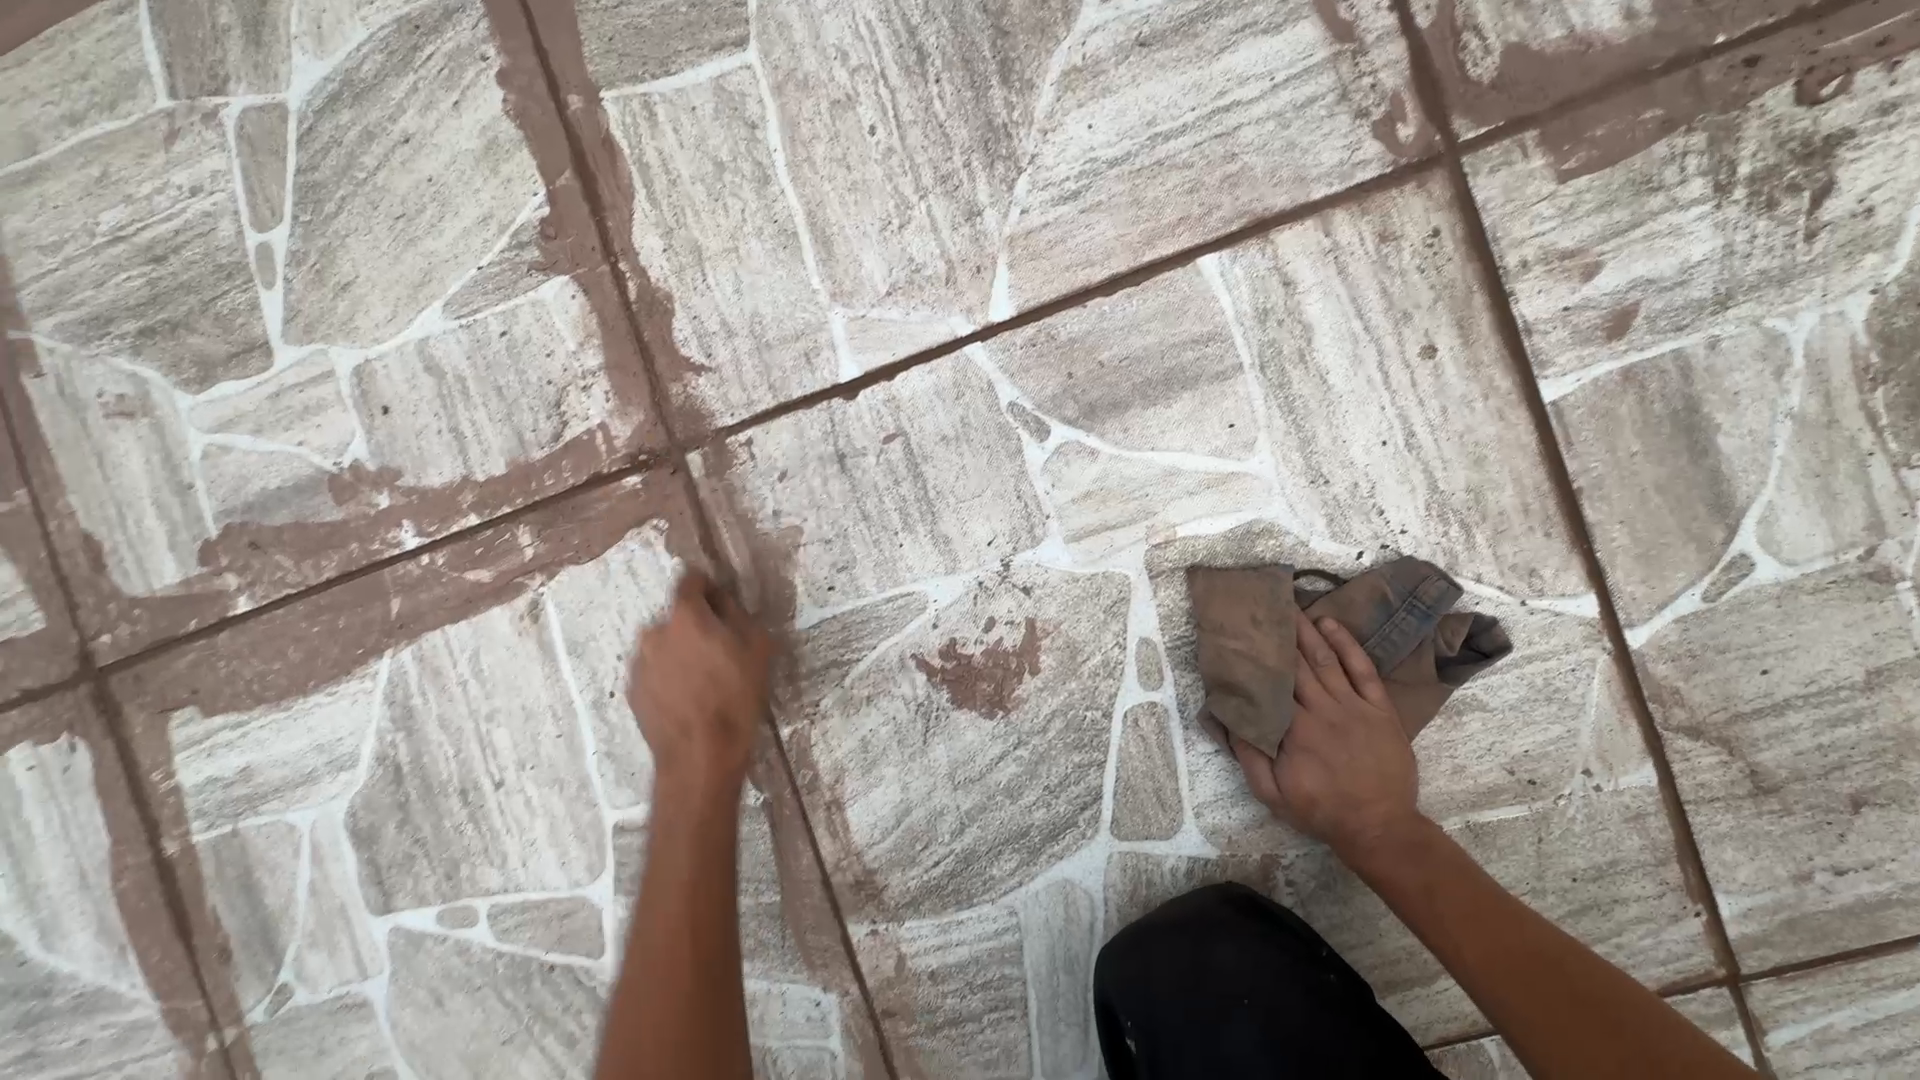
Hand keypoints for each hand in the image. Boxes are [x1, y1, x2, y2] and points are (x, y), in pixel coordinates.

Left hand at [628, 569, 775, 801]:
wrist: (701, 755)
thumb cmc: (736, 698)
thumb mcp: (758, 649)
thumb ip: (739, 615)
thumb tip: (724, 602)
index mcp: (685, 616)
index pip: (690, 580)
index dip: (709, 587)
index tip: (722, 603)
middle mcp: (654, 632)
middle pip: (677, 617)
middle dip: (696, 626)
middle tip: (719, 649)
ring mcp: (639, 663)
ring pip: (664, 645)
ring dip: (680, 652)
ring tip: (702, 679)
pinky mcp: (632, 691)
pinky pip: (654, 672)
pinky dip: (668, 676)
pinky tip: (687, 698)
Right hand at [1228, 612, 1424, 860]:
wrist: (1379, 827)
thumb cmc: (1321, 811)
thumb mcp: (1272, 795)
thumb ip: (1249, 757)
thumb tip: (1230, 720)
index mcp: (1294, 730)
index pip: (1270, 684)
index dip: (1255, 658)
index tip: (1239, 635)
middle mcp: (1322, 710)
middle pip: (1296, 664)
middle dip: (1277, 635)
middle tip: (1262, 608)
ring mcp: (1354, 707)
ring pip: (1325, 659)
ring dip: (1306, 631)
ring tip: (1290, 606)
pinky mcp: (1380, 709)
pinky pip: (1362, 669)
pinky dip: (1347, 644)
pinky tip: (1330, 624)